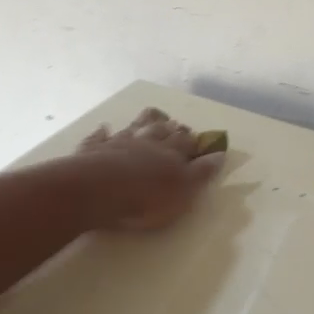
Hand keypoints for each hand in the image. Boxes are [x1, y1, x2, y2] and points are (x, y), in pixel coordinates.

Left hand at [75, 107, 225, 230]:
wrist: (98, 190)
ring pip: (136, 126)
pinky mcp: (94, 149)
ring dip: (146, 120)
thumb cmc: (146, 198)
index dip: (193, 140)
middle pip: (163, 129)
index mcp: (171, 153)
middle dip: (172, 127)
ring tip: (154, 115)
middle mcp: (147, 141)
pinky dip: (103, 132)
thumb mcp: (183, 191)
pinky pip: (100, 136)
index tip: (199, 138)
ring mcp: (119, 142)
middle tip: (178, 125)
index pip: (187, 141)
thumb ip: (201, 172)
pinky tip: (104, 128)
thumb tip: (219, 153)